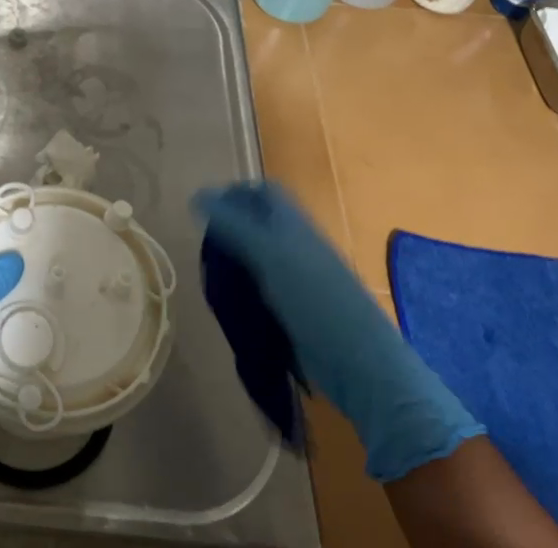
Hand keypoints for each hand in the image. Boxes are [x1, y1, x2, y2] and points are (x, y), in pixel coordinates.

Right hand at [195, 182, 483, 481]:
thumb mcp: (269, 256)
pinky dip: (245, 292)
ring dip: (235, 265)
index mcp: (295, 226)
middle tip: (204, 250)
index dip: (236, 196)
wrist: (360, 363)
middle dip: (231, 232)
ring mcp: (300, 280)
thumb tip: (196, 196)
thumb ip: (234, 225)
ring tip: (211, 279)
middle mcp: (298, 247)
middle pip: (260, 226)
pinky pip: (264, 289)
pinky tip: (230, 305)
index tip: (204, 214)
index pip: (264, 194)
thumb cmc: (315, 300)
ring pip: (259, 259)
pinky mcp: (298, 310)